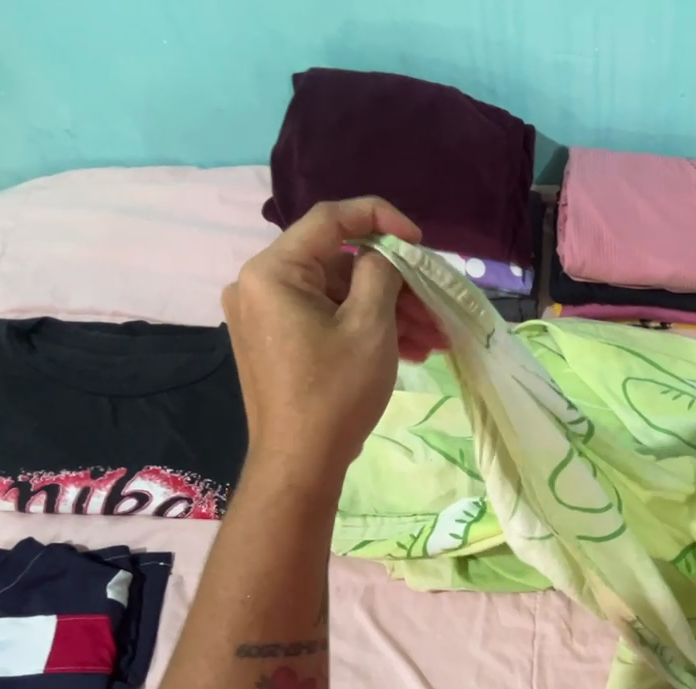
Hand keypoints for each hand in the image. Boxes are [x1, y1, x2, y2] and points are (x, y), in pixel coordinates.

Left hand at [220, 197, 447, 489]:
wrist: (300, 461)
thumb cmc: (336, 392)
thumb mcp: (371, 327)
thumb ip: (380, 275)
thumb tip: (383, 258)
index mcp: (274, 271)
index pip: (330, 220)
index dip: (380, 220)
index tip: (420, 241)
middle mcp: (259, 285)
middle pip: (338, 265)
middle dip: (394, 284)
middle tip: (436, 308)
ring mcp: (264, 316)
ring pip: (337, 297)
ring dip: (388, 312)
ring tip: (433, 340)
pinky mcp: (275, 343)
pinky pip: (326, 320)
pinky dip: (364, 329)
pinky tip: (406, 350)